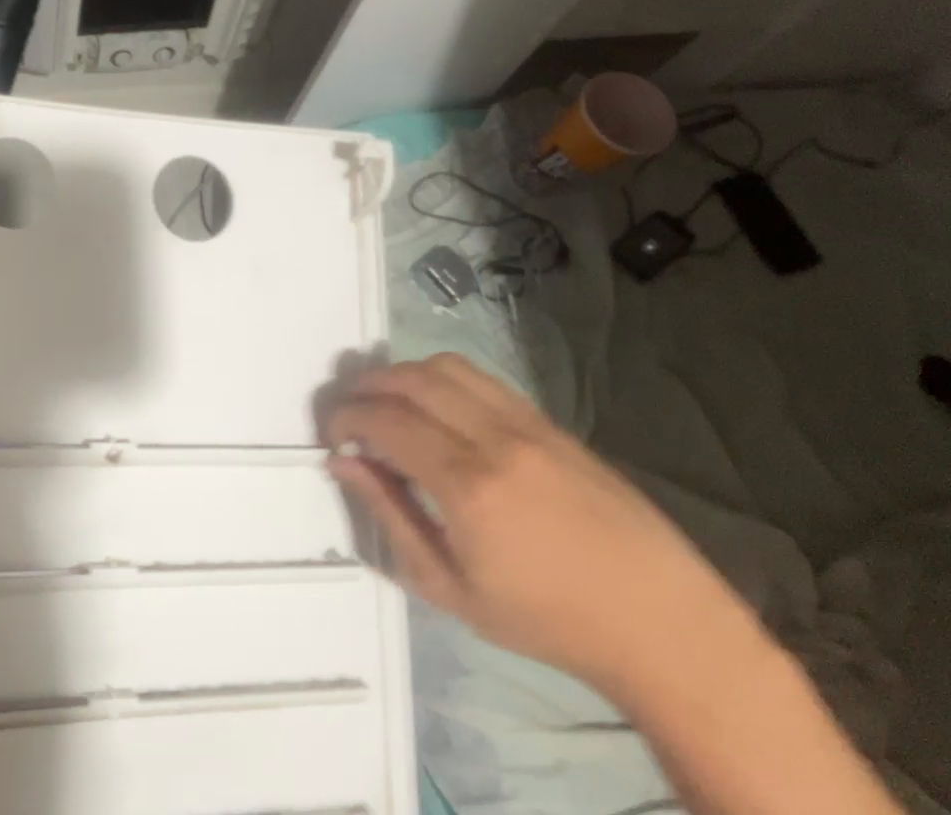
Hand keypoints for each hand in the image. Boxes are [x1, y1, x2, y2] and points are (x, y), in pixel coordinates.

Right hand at [322, 354, 754, 692]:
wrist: (660, 624)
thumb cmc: (544, 619)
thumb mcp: (447, 584)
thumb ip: (389, 515)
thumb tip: (342, 464)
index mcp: (468, 485)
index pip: (385, 420)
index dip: (345, 419)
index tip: (331, 439)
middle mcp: (499, 440)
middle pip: (413, 379)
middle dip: (366, 387)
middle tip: (349, 416)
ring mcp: (534, 428)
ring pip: (451, 368)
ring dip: (405, 376)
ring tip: (389, 408)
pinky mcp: (557, 428)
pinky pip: (487, 383)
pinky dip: (446, 383)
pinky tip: (439, 416)